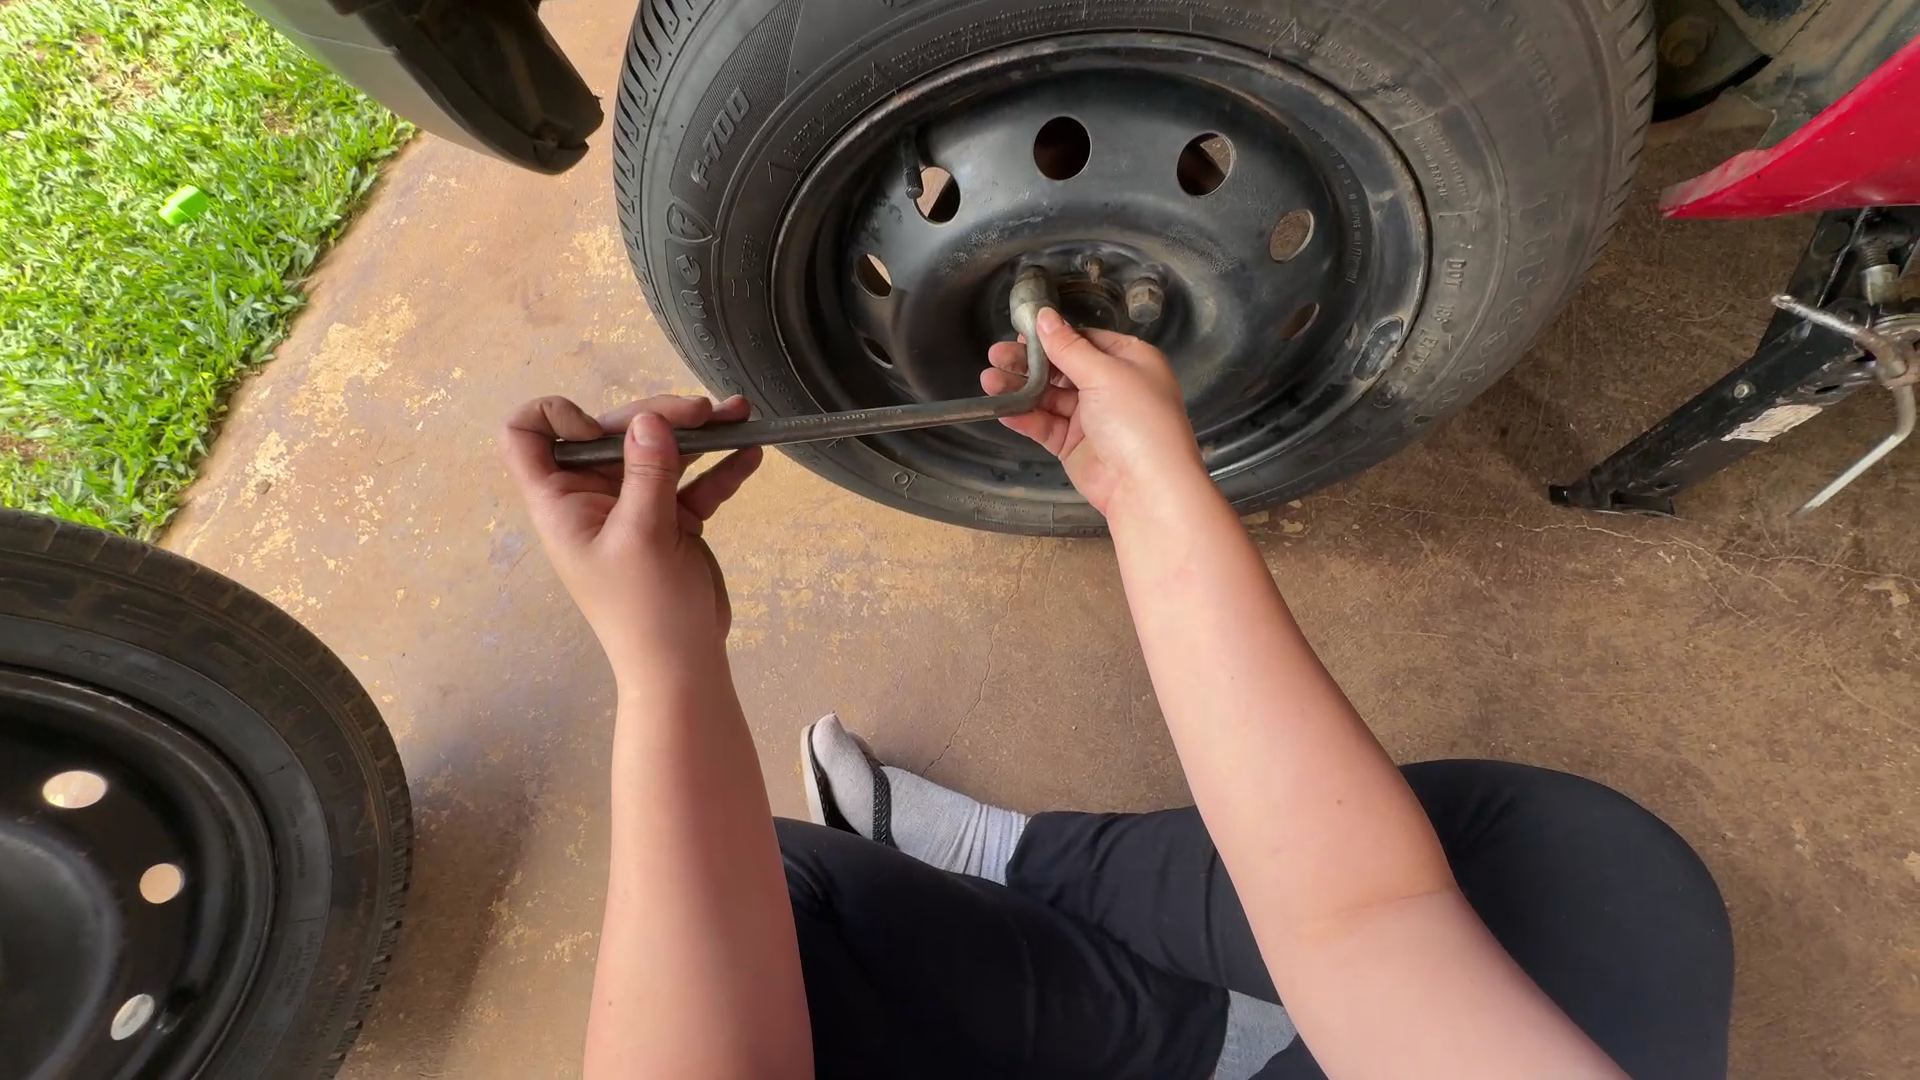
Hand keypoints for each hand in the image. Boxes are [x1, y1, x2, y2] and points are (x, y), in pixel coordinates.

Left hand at [500, 395, 762, 684]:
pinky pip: (696, 483)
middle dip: (659, 417)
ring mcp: (637, 508)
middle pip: (616, 435)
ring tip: (739, 413)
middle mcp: (594, 497)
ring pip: (662, 454)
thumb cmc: (645, 608)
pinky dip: (722, 468)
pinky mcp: (674, 521)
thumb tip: (650, 418)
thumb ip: (648, 474)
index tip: (604, 430)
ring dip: (701, 434)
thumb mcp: (643, 536)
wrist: (683, 662)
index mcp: (562, 500)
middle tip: (706, 413)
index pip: (527, 436)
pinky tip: (750, 453)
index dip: (558, 417)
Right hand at [980, 308, 1203, 517]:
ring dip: (1019, 389)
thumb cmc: (1138, 421)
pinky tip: (1002, 408)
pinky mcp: (1074, 445)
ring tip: (989, 381)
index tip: (1020, 332)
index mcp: (1129, 361)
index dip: (1053, 337)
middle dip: (1028, 362)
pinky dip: (1024, 417)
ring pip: (1049, 397)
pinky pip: (1045, 425)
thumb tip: (1045, 316)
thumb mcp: (1104, 374)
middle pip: (1062, 368)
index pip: (1085, 341)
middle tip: (996, 355)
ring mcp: (1091, 418)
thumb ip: (1069, 347)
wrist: (1145, 486)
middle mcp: (1111, 387)